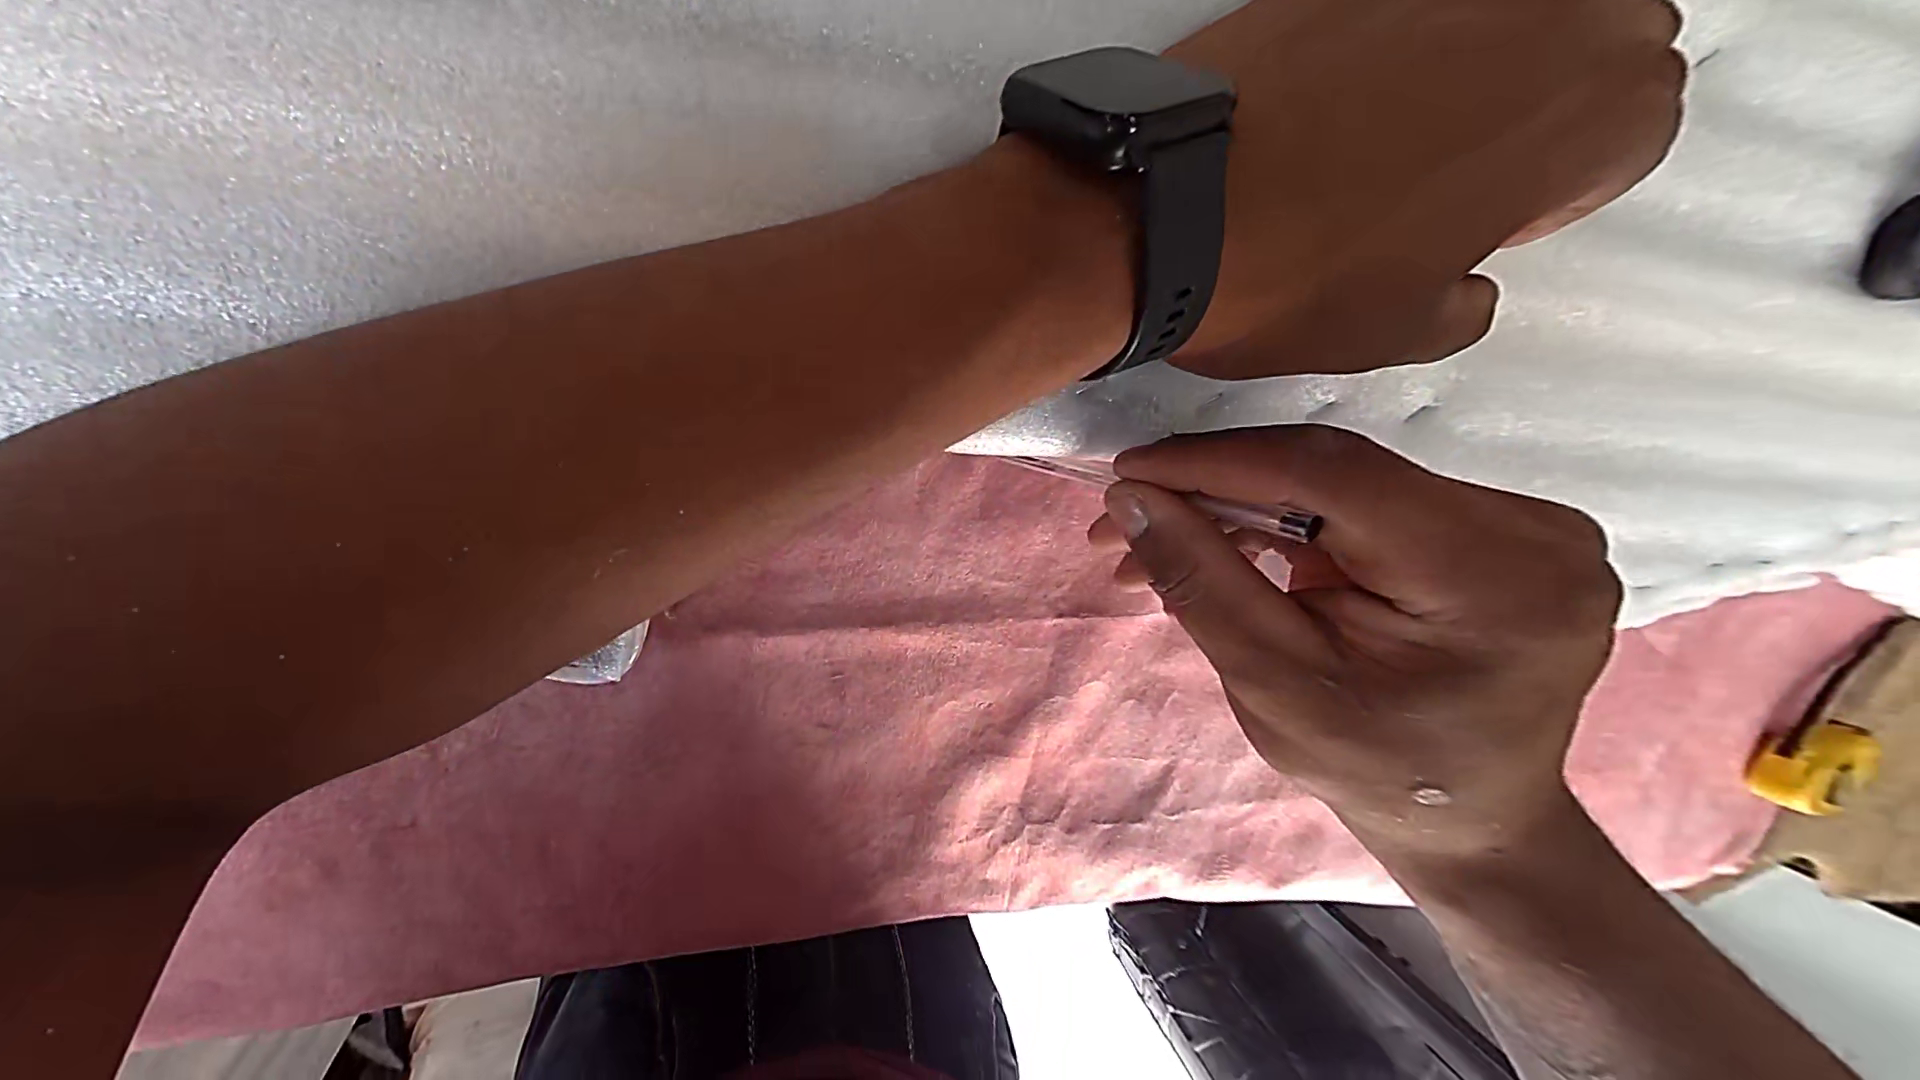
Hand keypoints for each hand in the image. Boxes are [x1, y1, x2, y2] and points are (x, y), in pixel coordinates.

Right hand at [1088, 426, 1621, 857]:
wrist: (1466, 813)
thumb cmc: (1371, 768)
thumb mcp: (1269, 680)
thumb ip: (1200, 579)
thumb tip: (1131, 497)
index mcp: (1488, 576)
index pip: (1328, 475)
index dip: (1215, 462)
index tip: (1127, 472)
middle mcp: (1521, 527)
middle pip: (1326, 472)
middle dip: (1209, 488)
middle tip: (1121, 520)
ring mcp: (1509, 522)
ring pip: (1328, 481)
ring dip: (1230, 506)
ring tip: (1150, 546)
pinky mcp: (1477, 527)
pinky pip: (1348, 502)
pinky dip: (1270, 521)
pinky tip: (1213, 546)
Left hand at [1160, 0, 1685, 377]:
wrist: (1169, 210)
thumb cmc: (1286, 274)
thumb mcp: (1394, 333)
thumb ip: (1462, 306)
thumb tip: (1463, 292)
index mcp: (1595, 105)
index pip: (1626, 136)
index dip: (1546, 194)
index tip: (1479, 225)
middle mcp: (1545, 5)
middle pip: (1573, 60)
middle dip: (1515, 123)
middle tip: (1422, 194)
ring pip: (1484, 31)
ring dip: (1443, 86)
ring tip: (1352, 162)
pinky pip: (1389, 20)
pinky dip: (1365, 64)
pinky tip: (1308, 125)